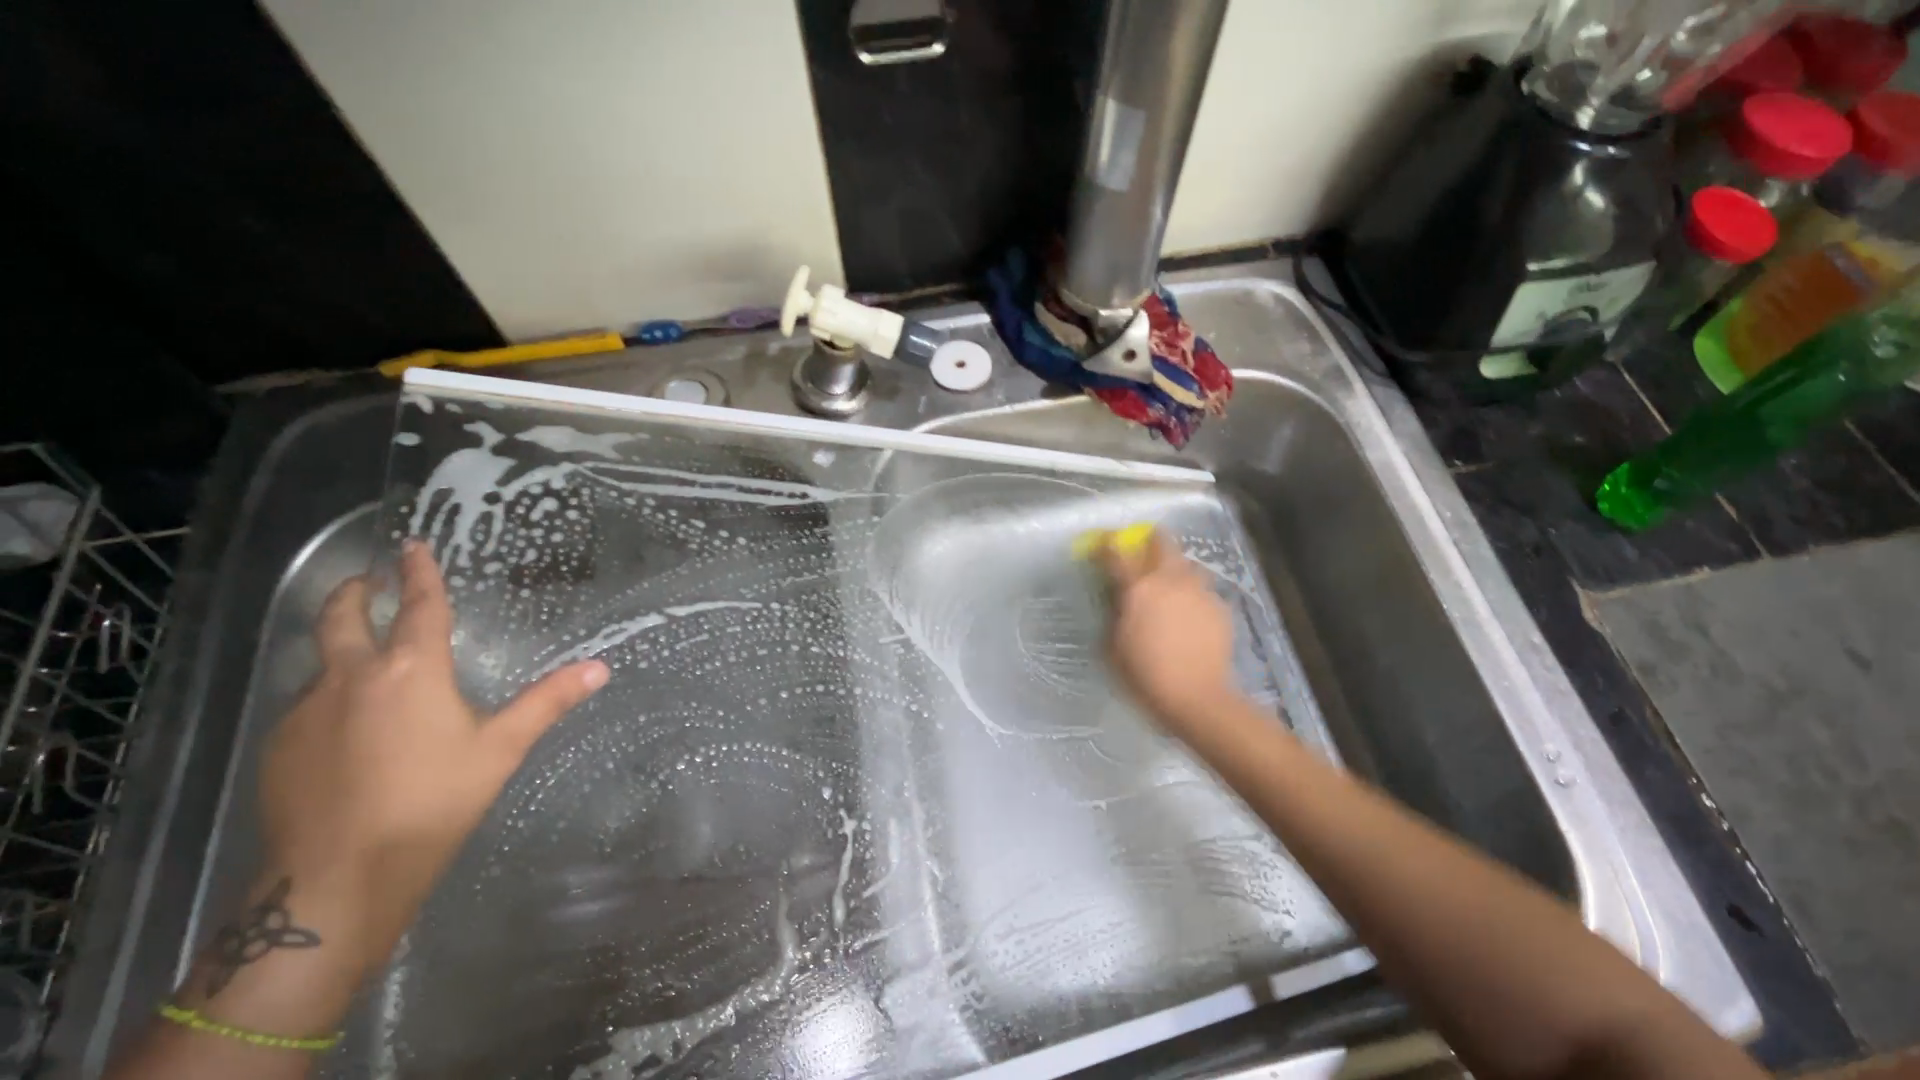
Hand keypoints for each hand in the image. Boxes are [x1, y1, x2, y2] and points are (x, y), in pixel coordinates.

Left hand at [259, 540, 608, 970]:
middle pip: (342, 615)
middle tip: (368, 582)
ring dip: (341, 650)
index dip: (420, 572)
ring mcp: (306, 710)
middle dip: (355, 592)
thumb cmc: (433, 804)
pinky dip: (329, 700)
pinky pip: (307, 706)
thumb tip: (599, 667)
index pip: (419, 604)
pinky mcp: (278, 746)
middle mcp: (351, 675)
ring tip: (363, 665)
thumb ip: (546, 703)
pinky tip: (345, 732)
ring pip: (321, 663)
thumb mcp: (500, 751)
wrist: (339, 876)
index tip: (413, 545)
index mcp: (410, 669)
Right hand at [1096, 530, 1238, 729]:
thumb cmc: (1145, 676)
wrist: (1197, 697)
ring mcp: (1200, 591)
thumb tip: (1119, 600)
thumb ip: (1115, 615)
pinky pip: (1204, 591)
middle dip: (1152, 540)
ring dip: (1176, 569)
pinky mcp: (1220, 607)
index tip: (1103, 545)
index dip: (1107, 545)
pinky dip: (1194, 596)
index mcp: (1138, 588)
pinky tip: (1191, 617)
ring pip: (1188, 564)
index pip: (1116, 553)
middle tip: (1145, 551)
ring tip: (1172, 588)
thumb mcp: (1113, 647)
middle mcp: (1170, 580)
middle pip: (1163, 542)